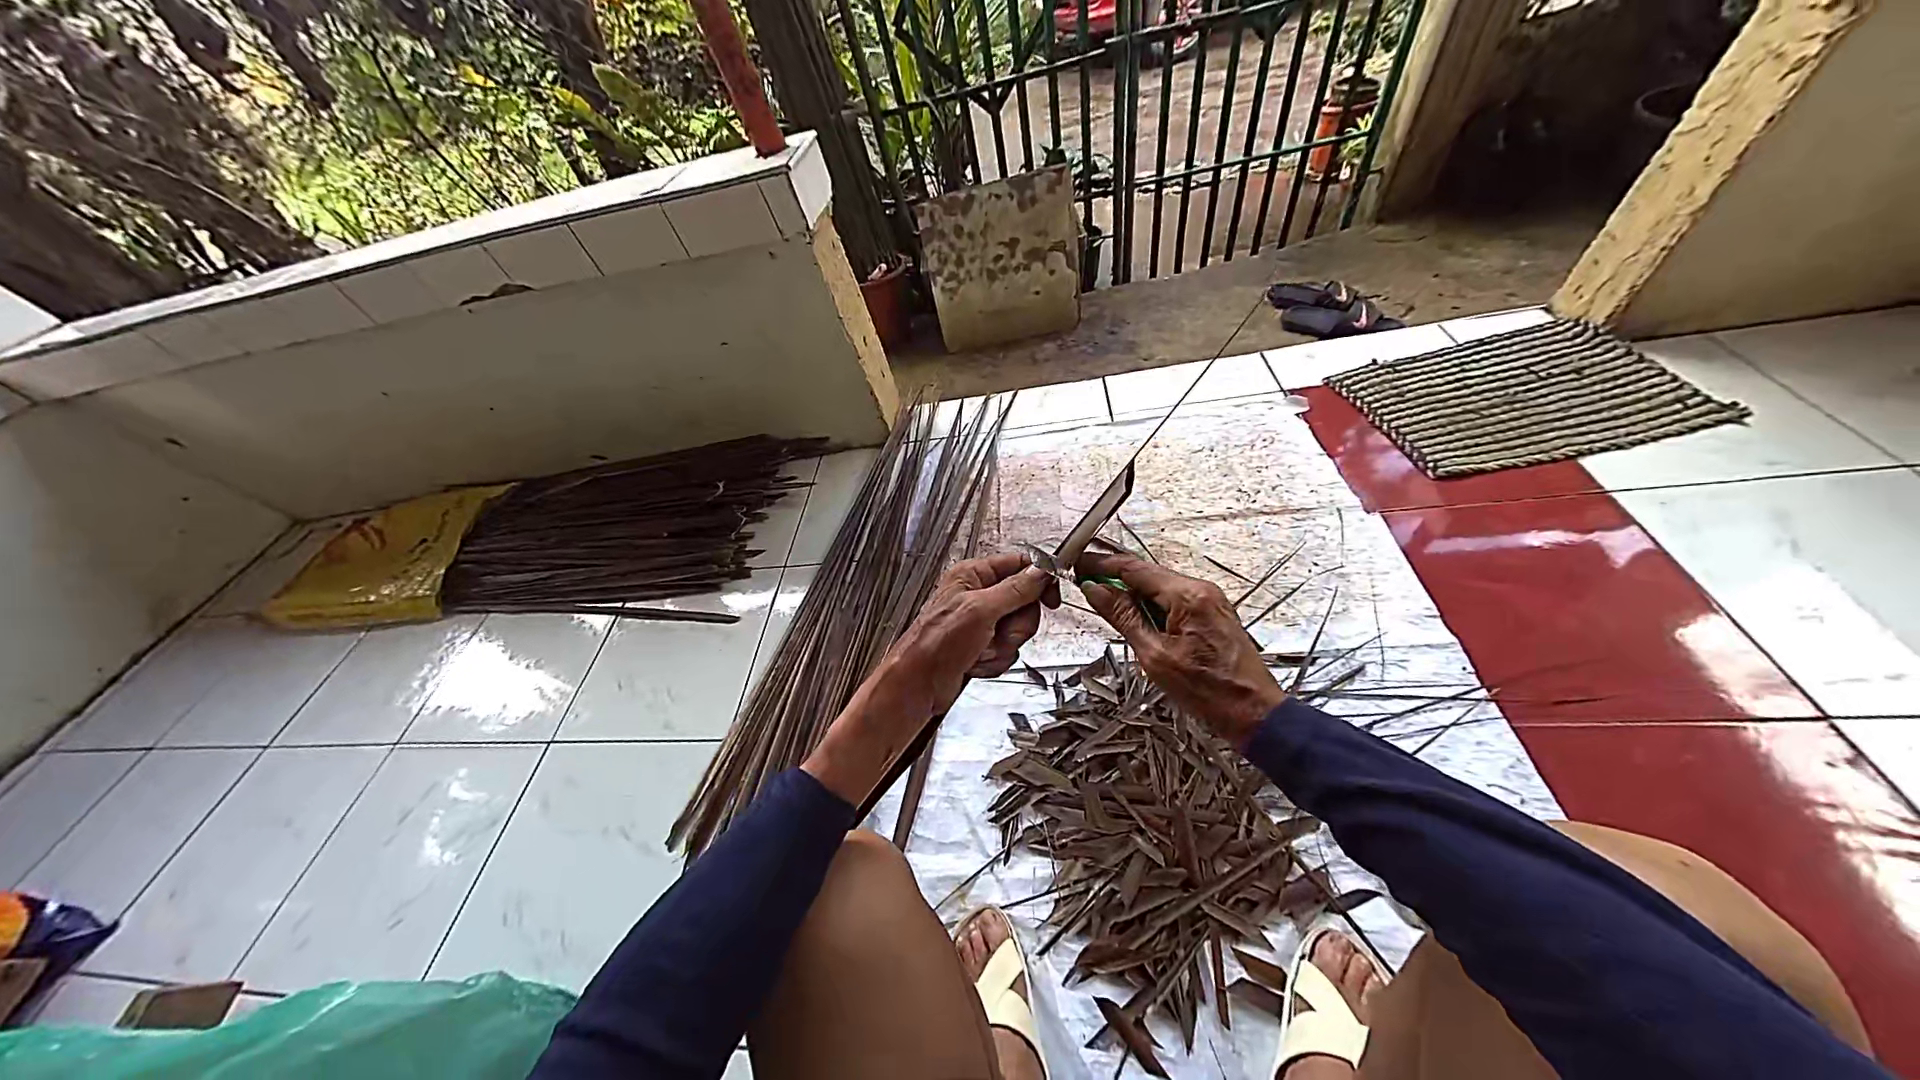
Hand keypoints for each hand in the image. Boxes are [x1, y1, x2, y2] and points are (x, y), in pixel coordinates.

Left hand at [802, 553, 1058, 804]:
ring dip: (1003, 646)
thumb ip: (1015, 590)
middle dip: (1015, 625)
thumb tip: (1041, 573)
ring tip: (981, 650)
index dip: (1039, 581)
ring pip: (1018, 630)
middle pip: (1024, 602)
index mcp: (973, 575)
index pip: (1019, 566)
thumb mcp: (981, 610)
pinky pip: (1008, 650)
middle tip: (998, 632)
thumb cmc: (934, 644)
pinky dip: (996, 660)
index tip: (1050, 598)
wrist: (918, 685)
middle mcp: (977, 596)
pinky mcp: (981, 646)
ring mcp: (980, 622)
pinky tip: (976, 662)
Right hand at [1075, 551, 1284, 745]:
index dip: (1101, 565)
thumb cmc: (1212, 692)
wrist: (1254, 713)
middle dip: (1114, 579)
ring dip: (1131, 595)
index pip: (1133, 568)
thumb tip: (1097, 591)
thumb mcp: (1154, 655)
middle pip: (1146, 574)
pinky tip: (1136, 621)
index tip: (1079, 567)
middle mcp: (1201, 590)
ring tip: (1106, 607)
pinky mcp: (1211, 614)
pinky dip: (1150, 607)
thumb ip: (1123, 617)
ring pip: (1158, 588)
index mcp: (1188, 596)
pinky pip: (1172, 601)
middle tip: (1085, 585)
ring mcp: (1209, 601)